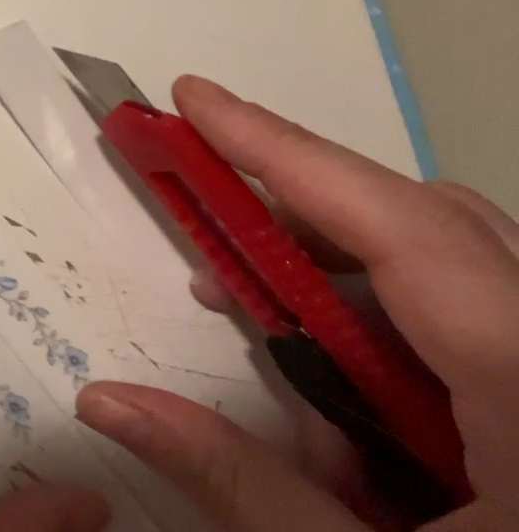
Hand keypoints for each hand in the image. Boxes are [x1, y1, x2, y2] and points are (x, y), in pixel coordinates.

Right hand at [76, 75, 518, 530]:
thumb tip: (105, 399)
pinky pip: (480, 327)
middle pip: (431, 230)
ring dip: (340, 288)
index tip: (193, 99)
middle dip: (301, 219)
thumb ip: (245, 486)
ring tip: (272, 346)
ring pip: (456, 274)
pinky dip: (393, 340)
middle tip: (213, 250)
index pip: (401, 230)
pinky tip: (357, 419)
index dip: (285, 152)